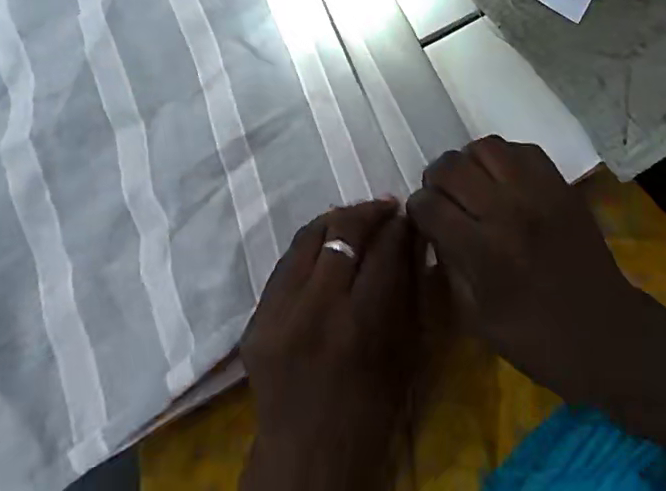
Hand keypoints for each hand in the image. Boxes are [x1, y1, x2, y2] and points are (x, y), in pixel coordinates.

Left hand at [240, 200, 422, 490]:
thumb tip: (410, 239)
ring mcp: (278, 312)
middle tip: (386, 207)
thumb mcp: (403, 357)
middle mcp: (316, 309)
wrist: (307, 457)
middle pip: (341, 232)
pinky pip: (284, 266)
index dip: (399, 227)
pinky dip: (307, 249)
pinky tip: (322, 246)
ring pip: (306, 239)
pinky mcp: (255, 318)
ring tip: (354, 217)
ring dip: (334, 221)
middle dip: (368, 212)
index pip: (383, 253)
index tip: (408, 214)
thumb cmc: (371, 415)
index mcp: (361, 326)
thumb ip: (407, 294)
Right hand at [407, 136, 655, 403]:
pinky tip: (503, 181)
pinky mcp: (561, 186)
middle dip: (436, 181)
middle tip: (445, 199)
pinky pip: (520, 149)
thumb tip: (429, 226)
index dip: (418, 210)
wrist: (609, 337)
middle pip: (450, 167)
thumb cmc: (535, 338)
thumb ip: (446, 263)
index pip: (428, 204)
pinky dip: (503, 159)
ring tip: (474, 185)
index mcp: (483, 251)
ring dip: (469, 163)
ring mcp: (538, 193)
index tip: (425, 220)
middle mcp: (508, 212)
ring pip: (483, 146)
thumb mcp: (474, 316)